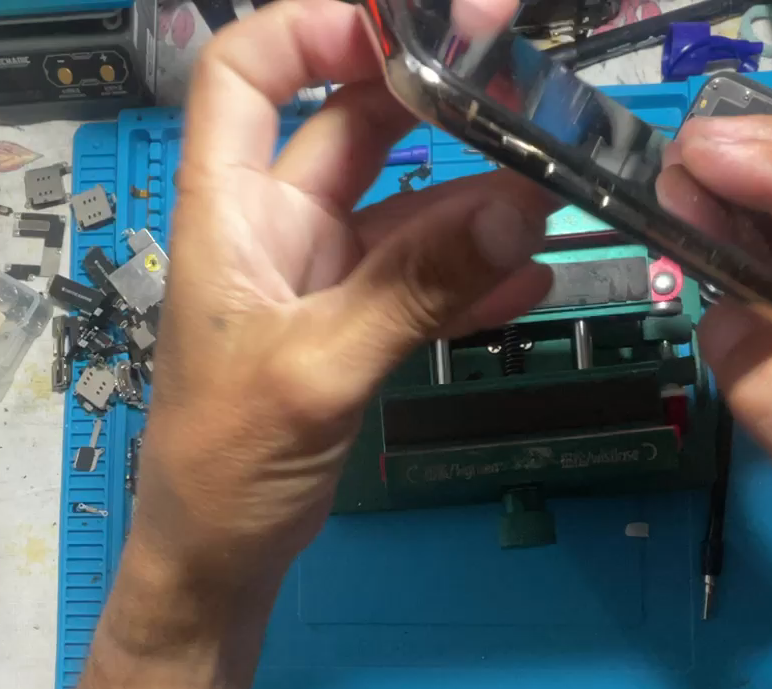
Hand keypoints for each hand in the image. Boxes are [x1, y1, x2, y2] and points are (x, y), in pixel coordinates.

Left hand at [130, 0, 556, 605]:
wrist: (224, 552)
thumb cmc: (229, 461)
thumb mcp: (316, 369)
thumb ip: (411, 292)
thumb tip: (515, 209)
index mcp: (229, 214)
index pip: (246, 76)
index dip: (311, 29)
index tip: (401, 27)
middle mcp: (274, 232)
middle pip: (347, 131)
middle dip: (428, 101)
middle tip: (520, 85)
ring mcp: (319, 284)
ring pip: (400, 215)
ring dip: (468, 208)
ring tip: (547, 198)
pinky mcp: (352, 333)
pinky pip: (417, 288)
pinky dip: (466, 282)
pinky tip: (528, 280)